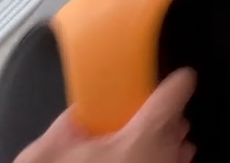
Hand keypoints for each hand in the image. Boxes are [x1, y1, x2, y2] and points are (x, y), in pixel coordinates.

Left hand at [14, 69, 196, 162]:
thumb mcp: (151, 134)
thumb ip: (168, 98)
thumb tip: (182, 77)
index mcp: (47, 146)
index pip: (96, 102)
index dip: (134, 95)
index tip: (161, 100)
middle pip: (110, 129)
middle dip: (154, 128)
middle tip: (176, 131)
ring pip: (115, 154)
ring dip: (153, 148)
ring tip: (177, 153)